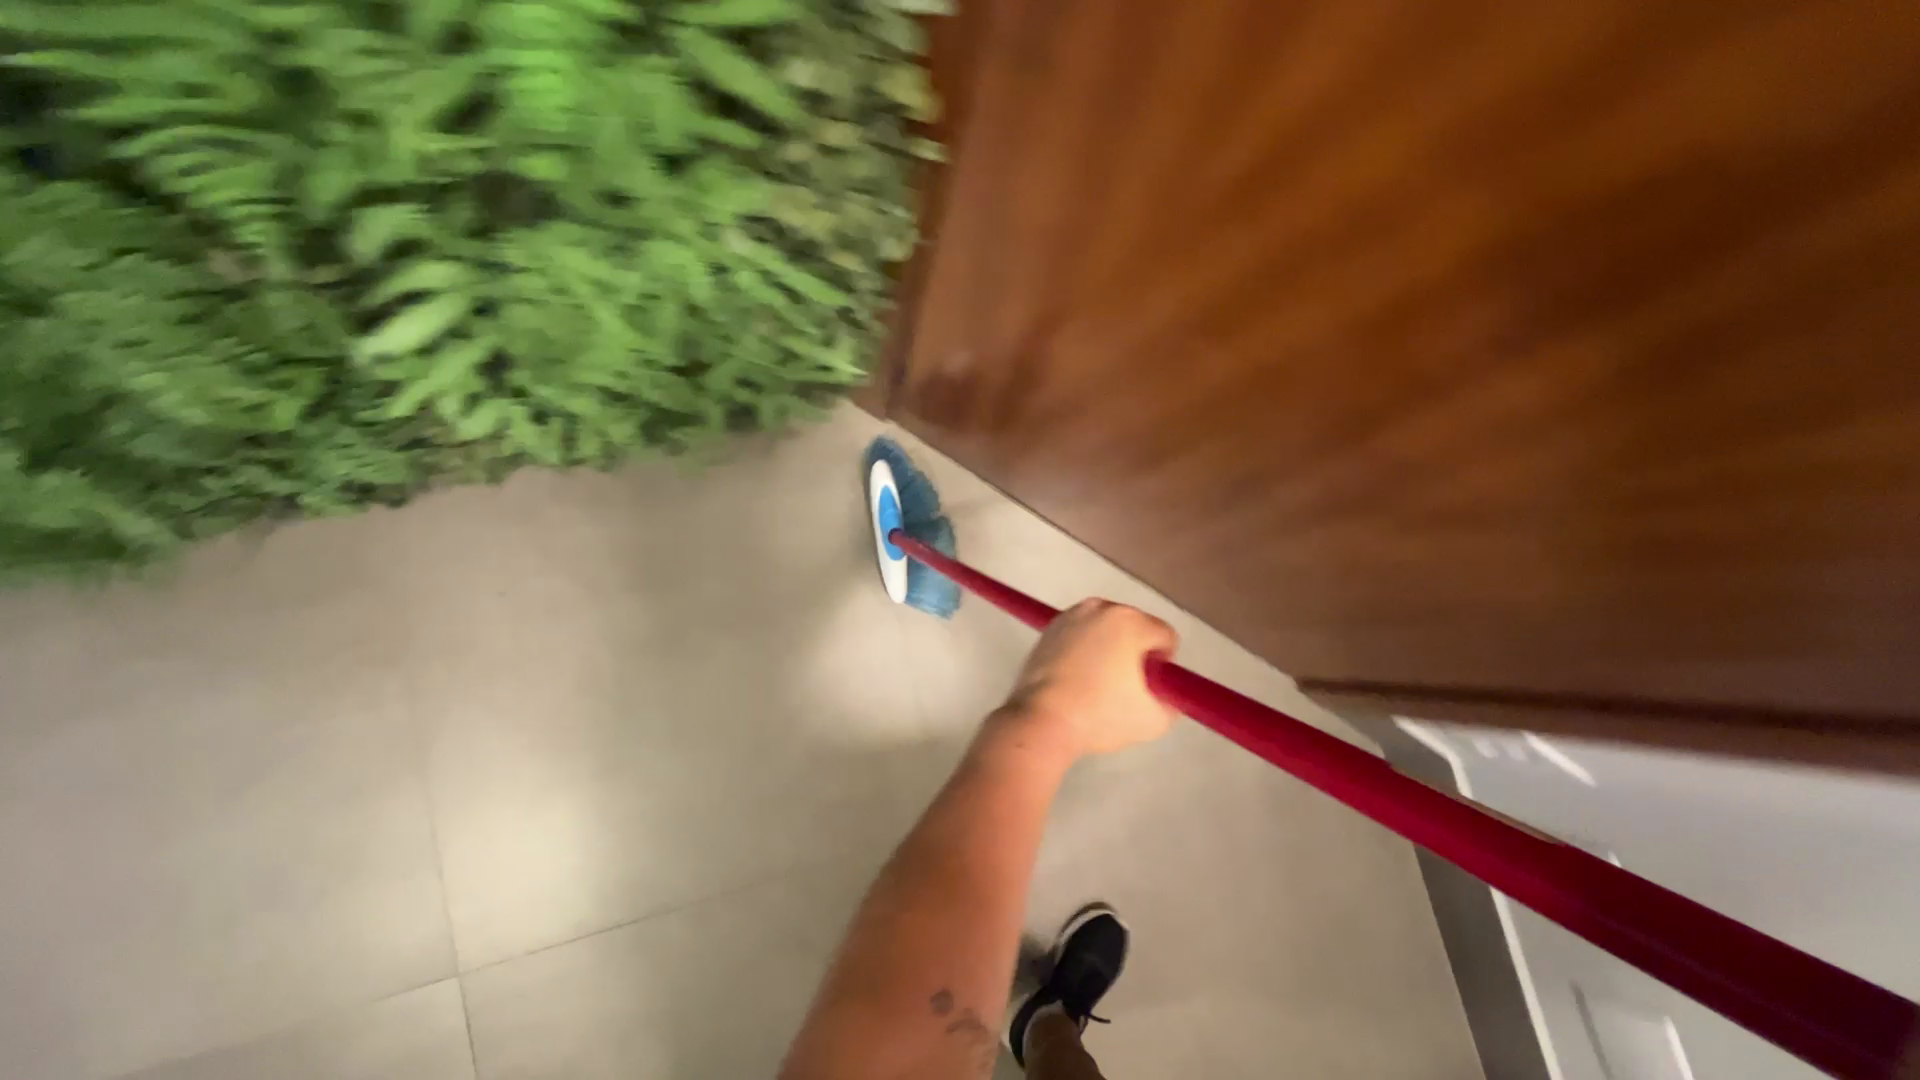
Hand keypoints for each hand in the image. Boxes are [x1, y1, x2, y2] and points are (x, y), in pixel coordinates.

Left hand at [1002, 598, 1179, 758]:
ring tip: (1099, 682)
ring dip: (1109, 647)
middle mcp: (1100, 608)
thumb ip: (1171, 702)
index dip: (1165, 663)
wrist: (1041, 720)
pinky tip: (1077, 677)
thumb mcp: (1154, 720)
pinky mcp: (1048, 629)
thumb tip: (1163, 694)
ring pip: (1105, 629)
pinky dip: (1084, 649)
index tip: (1152, 686)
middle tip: (1127, 686)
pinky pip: (1080, 635)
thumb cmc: (1100, 716)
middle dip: (1136, 652)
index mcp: (1130, 622)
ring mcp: (1070, 615)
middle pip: (1134, 627)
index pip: (1165, 635)